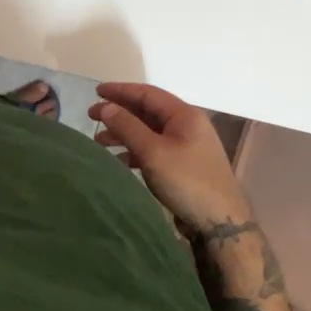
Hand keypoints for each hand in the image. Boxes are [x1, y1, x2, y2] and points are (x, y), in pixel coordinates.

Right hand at [88, 82, 249, 229]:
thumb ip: (128, 127)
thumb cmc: (186, 181)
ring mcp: (185, 146)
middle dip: (119, 112)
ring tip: (98, 140)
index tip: (96, 92)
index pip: (148, 94)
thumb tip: (106, 107)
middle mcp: (186, 126)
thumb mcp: (153, 152)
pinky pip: (152, 149)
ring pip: (148, 132)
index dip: (120, 91)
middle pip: (147, 111)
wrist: (219, 220)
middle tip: (91, 116)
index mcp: (184, 115)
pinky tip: (117, 159)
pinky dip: (133, 151)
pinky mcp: (181, 165)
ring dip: (123, 133)